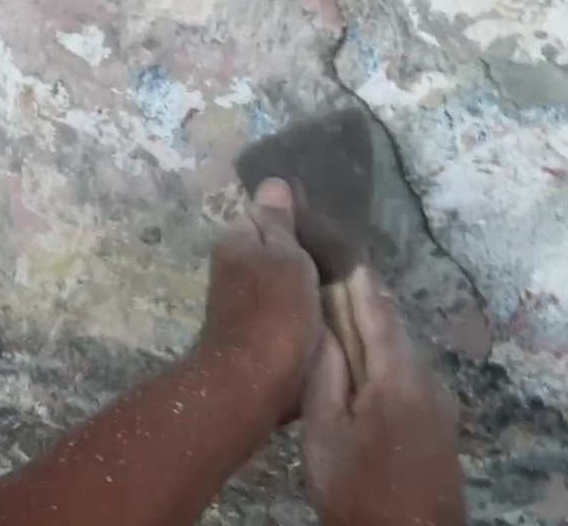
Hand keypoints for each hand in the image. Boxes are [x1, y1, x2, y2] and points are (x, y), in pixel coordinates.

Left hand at [195, 179, 323, 423]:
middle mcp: (229, 267)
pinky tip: (322, 322)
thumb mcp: (286, 258)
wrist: (253, 385)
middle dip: (299, 258)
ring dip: (301, 289)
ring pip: (278, 284)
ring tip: (337, 294)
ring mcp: (237, 302)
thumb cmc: (274, 312)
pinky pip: (280, 312)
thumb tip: (272, 181)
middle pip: (272, 252)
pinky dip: (298, 315)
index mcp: (234, 242)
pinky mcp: (250, 334)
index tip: (323, 233)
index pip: (265, 217)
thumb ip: (280, 223)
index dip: (294, 223)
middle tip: (337, 266)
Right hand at [301, 267, 464, 525]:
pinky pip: (413, 373)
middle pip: (396, 328)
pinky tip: (366, 363)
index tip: (343, 255)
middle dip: (367, 304)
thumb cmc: (357, 493)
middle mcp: (429, 382)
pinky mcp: (444, 423)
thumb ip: (325, 375)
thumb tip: (325, 328)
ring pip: (406, 350)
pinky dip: (389, 356)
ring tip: (343, 317)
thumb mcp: (324, 435)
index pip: (380, 314)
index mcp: (399, 380)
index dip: (361, 283)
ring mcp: (442, 404)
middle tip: (334, 282)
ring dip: (378, 332)